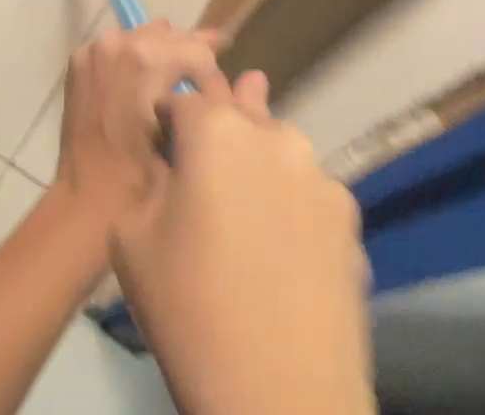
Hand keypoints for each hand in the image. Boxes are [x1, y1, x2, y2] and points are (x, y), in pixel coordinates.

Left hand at [55, 23, 226, 226]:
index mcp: (146, 59)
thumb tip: (252, 81)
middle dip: (193, 54)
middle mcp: (117, 44)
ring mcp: (94, 50)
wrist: (86, 197)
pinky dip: (136, 56)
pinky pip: (118, 47)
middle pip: (170, 36)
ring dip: (165, 51)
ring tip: (186, 73)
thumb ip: (214, 103)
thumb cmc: (143, 177)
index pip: (198, 51)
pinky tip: (153, 78)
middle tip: (216, 69)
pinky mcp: (80, 62)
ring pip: (143, 36)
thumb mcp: (187, 140)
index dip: (216, 76)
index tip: (225, 96)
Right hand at [113, 71, 373, 414]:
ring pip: (278, 152)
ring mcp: (324, 182)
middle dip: (216, 131)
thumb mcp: (130, 232)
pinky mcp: (354, 226)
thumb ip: (153, 180)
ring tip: (238, 207)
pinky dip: (287, 205)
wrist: (279, 394)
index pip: (183, 99)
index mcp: (216, 131)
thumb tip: (176, 169)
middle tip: (198, 168)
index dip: (164, 120)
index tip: (157, 148)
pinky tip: (275, 248)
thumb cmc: (186, 304)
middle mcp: (277, 140)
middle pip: (239, 114)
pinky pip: (307, 195)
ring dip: (255, 165)